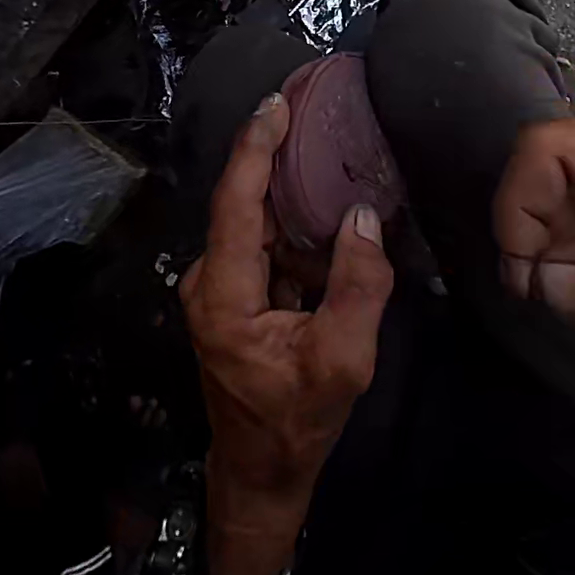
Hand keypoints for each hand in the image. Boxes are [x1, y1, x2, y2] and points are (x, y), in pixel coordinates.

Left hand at [181, 92, 393, 574]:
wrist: (261, 470)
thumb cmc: (296, 421)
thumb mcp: (342, 361)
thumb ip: (359, 286)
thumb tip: (365, 217)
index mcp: (223, 295)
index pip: (234, 203)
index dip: (254, 149)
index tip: (276, 104)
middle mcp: (209, 281)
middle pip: (242, 203)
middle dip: (277, 157)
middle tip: (314, 115)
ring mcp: (218, 287)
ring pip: (255, 221)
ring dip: (290, 191)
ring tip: (330, 154)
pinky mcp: (232, 294)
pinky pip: (263, 243)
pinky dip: (292, 224)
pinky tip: (325, 211)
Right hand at [493, 92, 574, 351]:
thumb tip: (544, 283)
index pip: (546, 152)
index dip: (521, 213)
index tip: (531, 284)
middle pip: (540, 172)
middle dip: (539, 239)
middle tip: (566, 300)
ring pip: (547, 192)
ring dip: (553, 251)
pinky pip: (566, 208)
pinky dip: (569, 252)